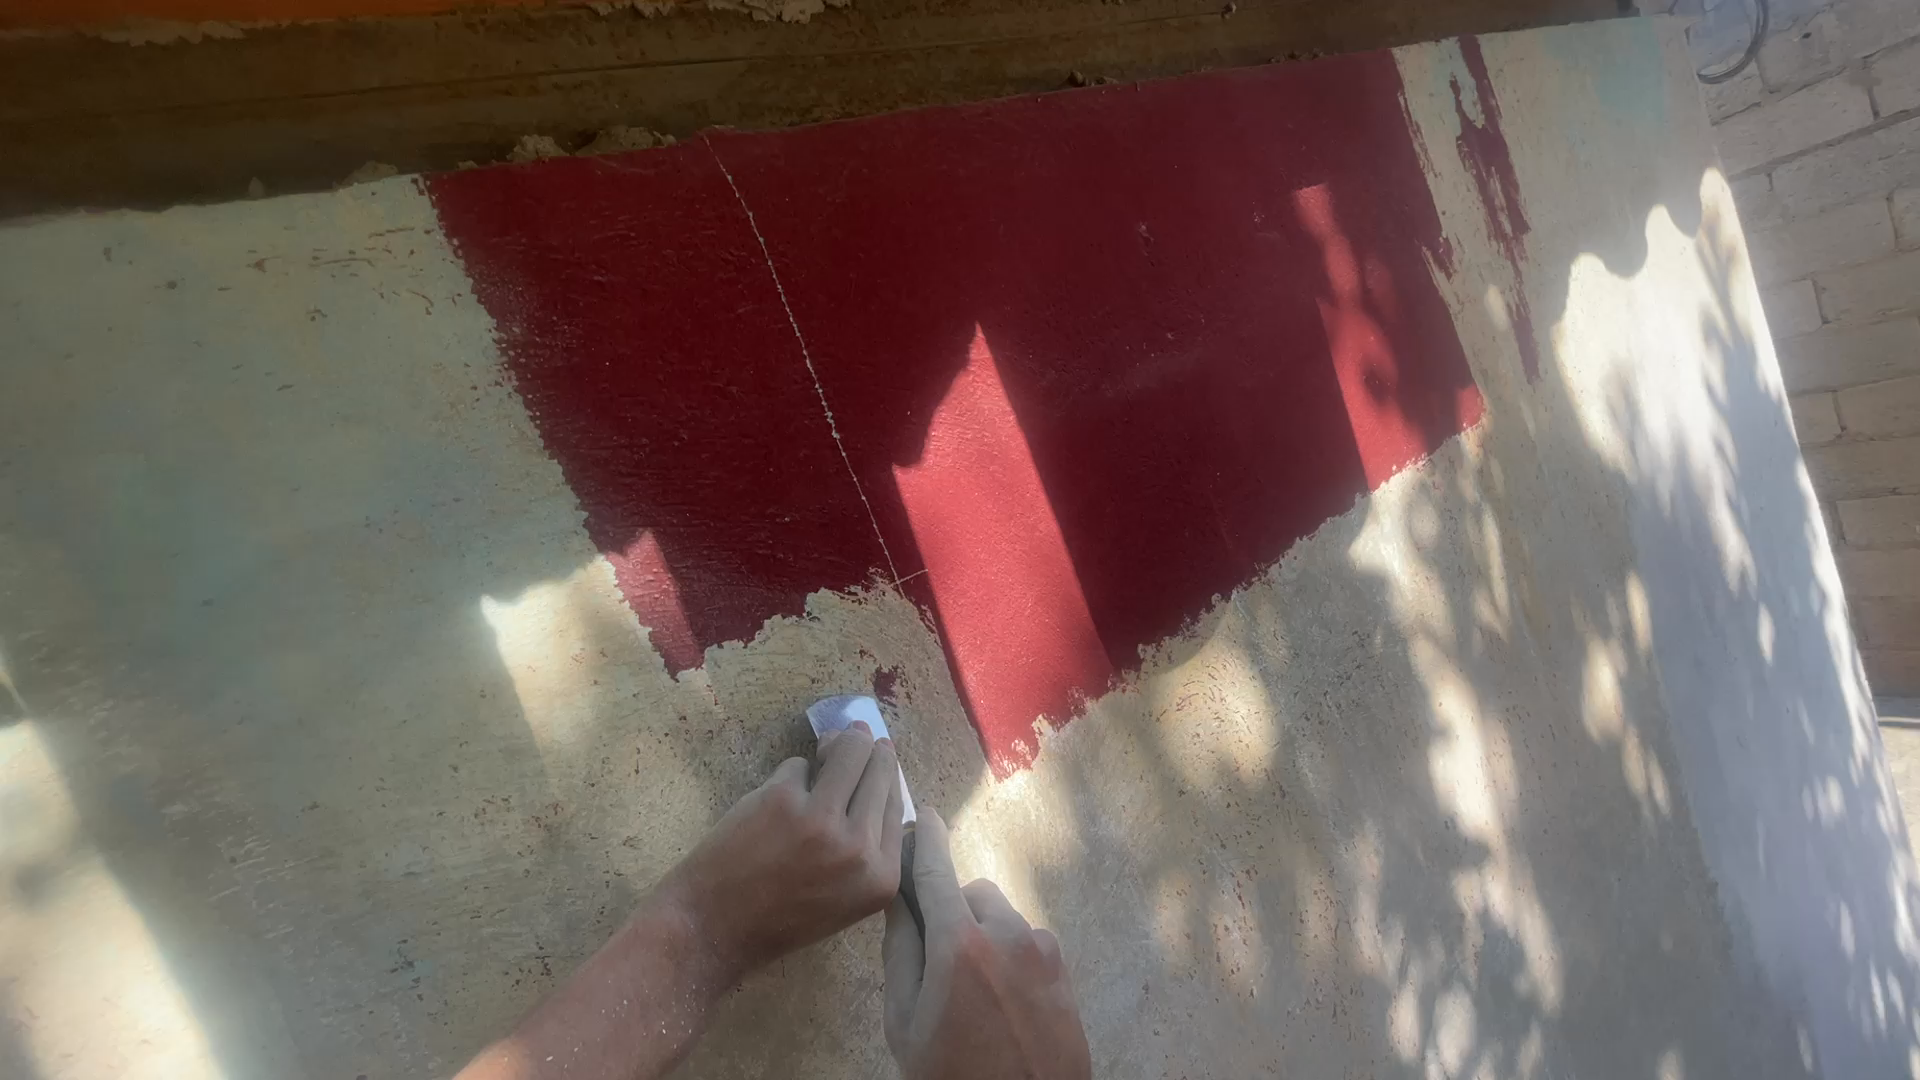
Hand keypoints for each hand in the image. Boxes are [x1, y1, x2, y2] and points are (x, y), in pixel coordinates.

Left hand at [657, 722, 904, 981]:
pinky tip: (780, 795)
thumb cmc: (780, 917)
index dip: (885, 772)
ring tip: (827, 744)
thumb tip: (878, 772)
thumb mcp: (845, 895)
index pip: (897, 801)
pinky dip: (792, 774)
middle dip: (867, 746)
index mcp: (882, 876)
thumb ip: (868, 844)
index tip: (878, 754)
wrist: (712, 931)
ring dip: (836, 742)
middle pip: (879, 768)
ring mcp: (821, 818)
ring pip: (848, 749)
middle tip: (857, 734)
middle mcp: (859, 846)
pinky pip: (799, 764)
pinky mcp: (783, 797)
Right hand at [882, 810, 1091, 1079]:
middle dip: (955, 911)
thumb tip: (900, 900)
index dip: (929, 838)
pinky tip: (1007, 1002)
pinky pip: (1030, 944)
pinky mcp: (1065, 971)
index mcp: (960, 944)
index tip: (925, 813)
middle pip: (974, 895)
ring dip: (986, 935)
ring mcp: (1043, 951)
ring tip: (977, 991)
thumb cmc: (949, 1075)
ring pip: (1004, 919)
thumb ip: (901, 952)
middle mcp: (1007, 933)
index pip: (938, 872)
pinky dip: (1013, 955)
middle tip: (941, 958)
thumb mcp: (904, 1024)